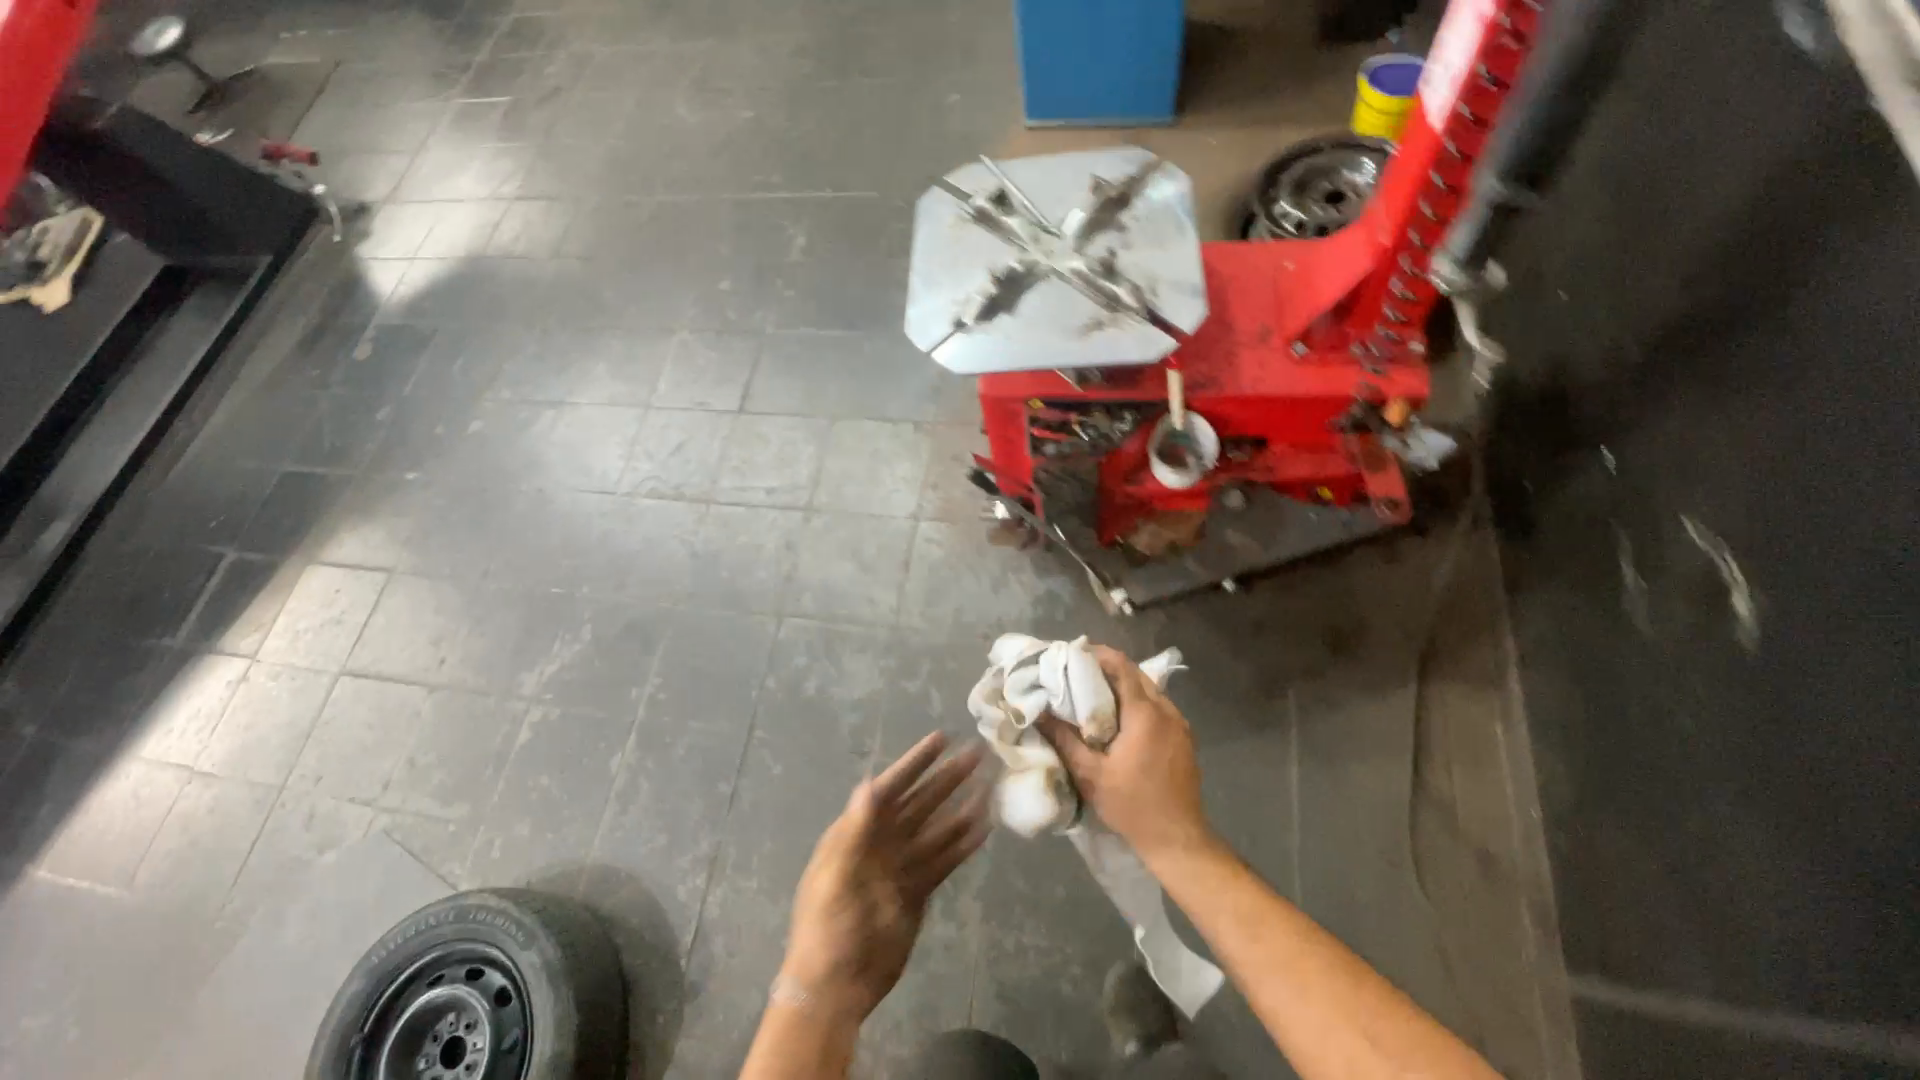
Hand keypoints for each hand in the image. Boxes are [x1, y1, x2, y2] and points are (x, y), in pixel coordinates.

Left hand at [779, 732, 989, 1020]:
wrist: (836, 984)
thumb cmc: (828, 928)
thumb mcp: (836, 877)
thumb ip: (855, 831)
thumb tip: (868, 785)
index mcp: (855, 833)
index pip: (890, 788)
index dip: (915, 763)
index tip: (941, 739)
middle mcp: (880, 843)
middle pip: (919, 803)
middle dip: (946, 778)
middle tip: (977, 754)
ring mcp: (900, 867)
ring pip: (936, 829)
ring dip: (960, 807)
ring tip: (988, 785)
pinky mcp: (916, 892)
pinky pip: (943, 861)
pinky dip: (962, 844)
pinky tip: (983, 827)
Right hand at [1037, 646, 1213, 863]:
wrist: (1177, 839)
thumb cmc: (1132, 805)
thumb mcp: (1090, 774)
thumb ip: (1064, 739)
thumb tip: (1038, 712)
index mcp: (1145, 714)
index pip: (1121, 667)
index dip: (1096, 654)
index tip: (1071, 655)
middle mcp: (1167, 711)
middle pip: (1136, 674)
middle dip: (1106, 669)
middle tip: (1076, 674)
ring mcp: (1180, 724)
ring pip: (1148, 690)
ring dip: (1122, 686)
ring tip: (1092, 694)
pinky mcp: (1184, 738)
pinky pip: (1158, 707)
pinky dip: (1136, 703)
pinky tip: (1117, 719)